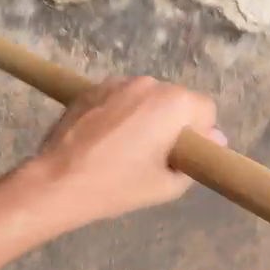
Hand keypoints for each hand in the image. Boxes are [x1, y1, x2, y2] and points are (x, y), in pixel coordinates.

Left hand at [26, 76, 221, 226]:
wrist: (57, 182)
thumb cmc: (116, 186)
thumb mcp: (167, 185)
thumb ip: (196, 160)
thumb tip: (213, 139)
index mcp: (174, 102)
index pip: (204, 110)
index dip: (198, 135)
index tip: (180, 156)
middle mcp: (147, 83)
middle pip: (172, 101)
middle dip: (169, 123)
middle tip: (150, 155)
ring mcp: (114, 83)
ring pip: (142, 98)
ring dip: (141, 116)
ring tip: (122, 148)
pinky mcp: (87, 91)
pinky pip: (114, 100)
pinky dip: (115, 114)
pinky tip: (101, 140)